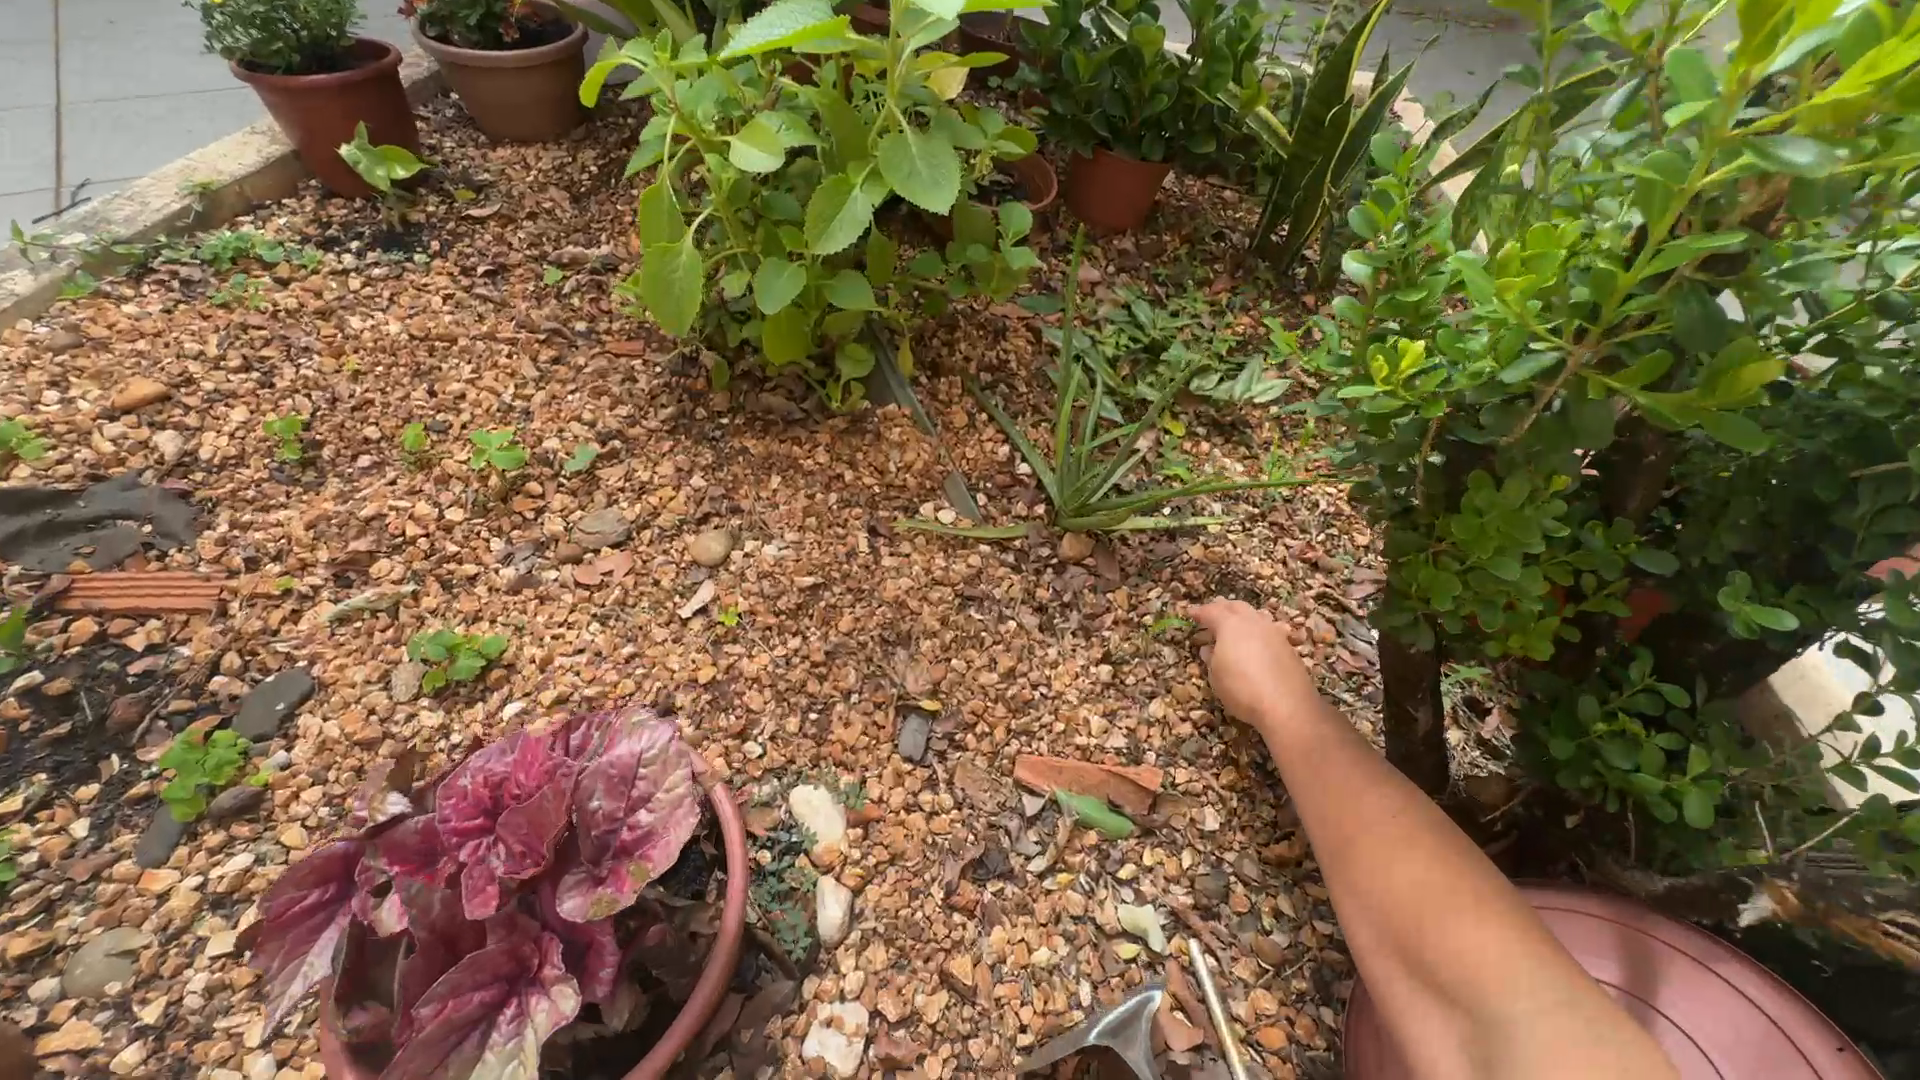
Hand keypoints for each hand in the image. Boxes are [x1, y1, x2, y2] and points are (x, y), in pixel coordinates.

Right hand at [1189, 598, 1315, 734]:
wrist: (1287, 706)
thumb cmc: (1241, 689)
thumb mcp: (1216, 676)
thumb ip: (1211, 658)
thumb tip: (1209, 648)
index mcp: (1231, 625)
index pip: (1211, 611)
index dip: (1199, 612)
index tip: (1190, 613)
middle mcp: (1254, 623)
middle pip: (1236, 606)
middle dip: (1222, 607)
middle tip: (1212, 613)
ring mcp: (1275, 633)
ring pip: (1256, 615)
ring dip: (1243, 617)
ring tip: (1235, 625)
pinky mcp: (1289, 648)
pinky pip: (1269, 631)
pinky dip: (1258, 632)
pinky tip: (1256, 642)